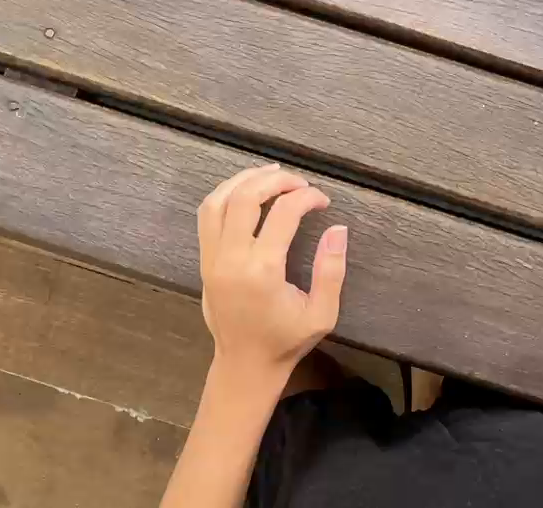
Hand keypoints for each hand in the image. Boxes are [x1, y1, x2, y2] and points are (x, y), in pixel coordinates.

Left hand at [195, 164, 347, 383]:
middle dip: (276, 180)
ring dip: (246, 179)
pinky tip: (246, 190)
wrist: (244, 367)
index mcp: (262, 271)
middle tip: (299, 182)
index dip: (307, 197)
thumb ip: (332, 270)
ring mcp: (212, 258)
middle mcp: (232, 259)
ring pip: (219, 200)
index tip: (323, 201)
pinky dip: (226, 193)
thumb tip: (338, 228)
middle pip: (246, 197)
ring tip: (272, 174)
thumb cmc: (285, 342)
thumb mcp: (321, 314)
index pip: (284, 212)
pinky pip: (207, 215)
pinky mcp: (204, 260)